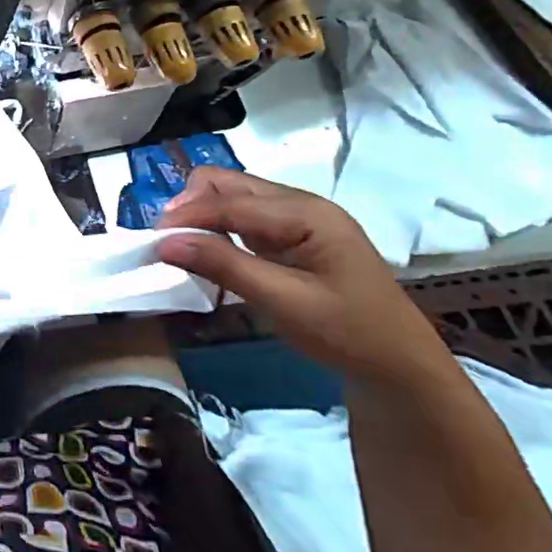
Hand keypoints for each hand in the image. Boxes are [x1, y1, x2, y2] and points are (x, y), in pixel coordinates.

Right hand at [156, 167, 455, 390]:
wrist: (400, 368)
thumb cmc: (349, 334)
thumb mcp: (286, 303)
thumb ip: (225, 267)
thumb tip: (166, 243)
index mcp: (306, 212)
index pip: (230, 201)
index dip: (187, 215)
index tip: (151, 240)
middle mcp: (299, 203)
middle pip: (227, 183)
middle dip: (190, 206)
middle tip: (166, 243)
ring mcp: (295, 217)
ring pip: (229, 196)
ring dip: (200, 215)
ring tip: (180, 247)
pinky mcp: (288, 235)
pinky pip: (240, 216)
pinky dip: (215, 228)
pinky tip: (206, 252)